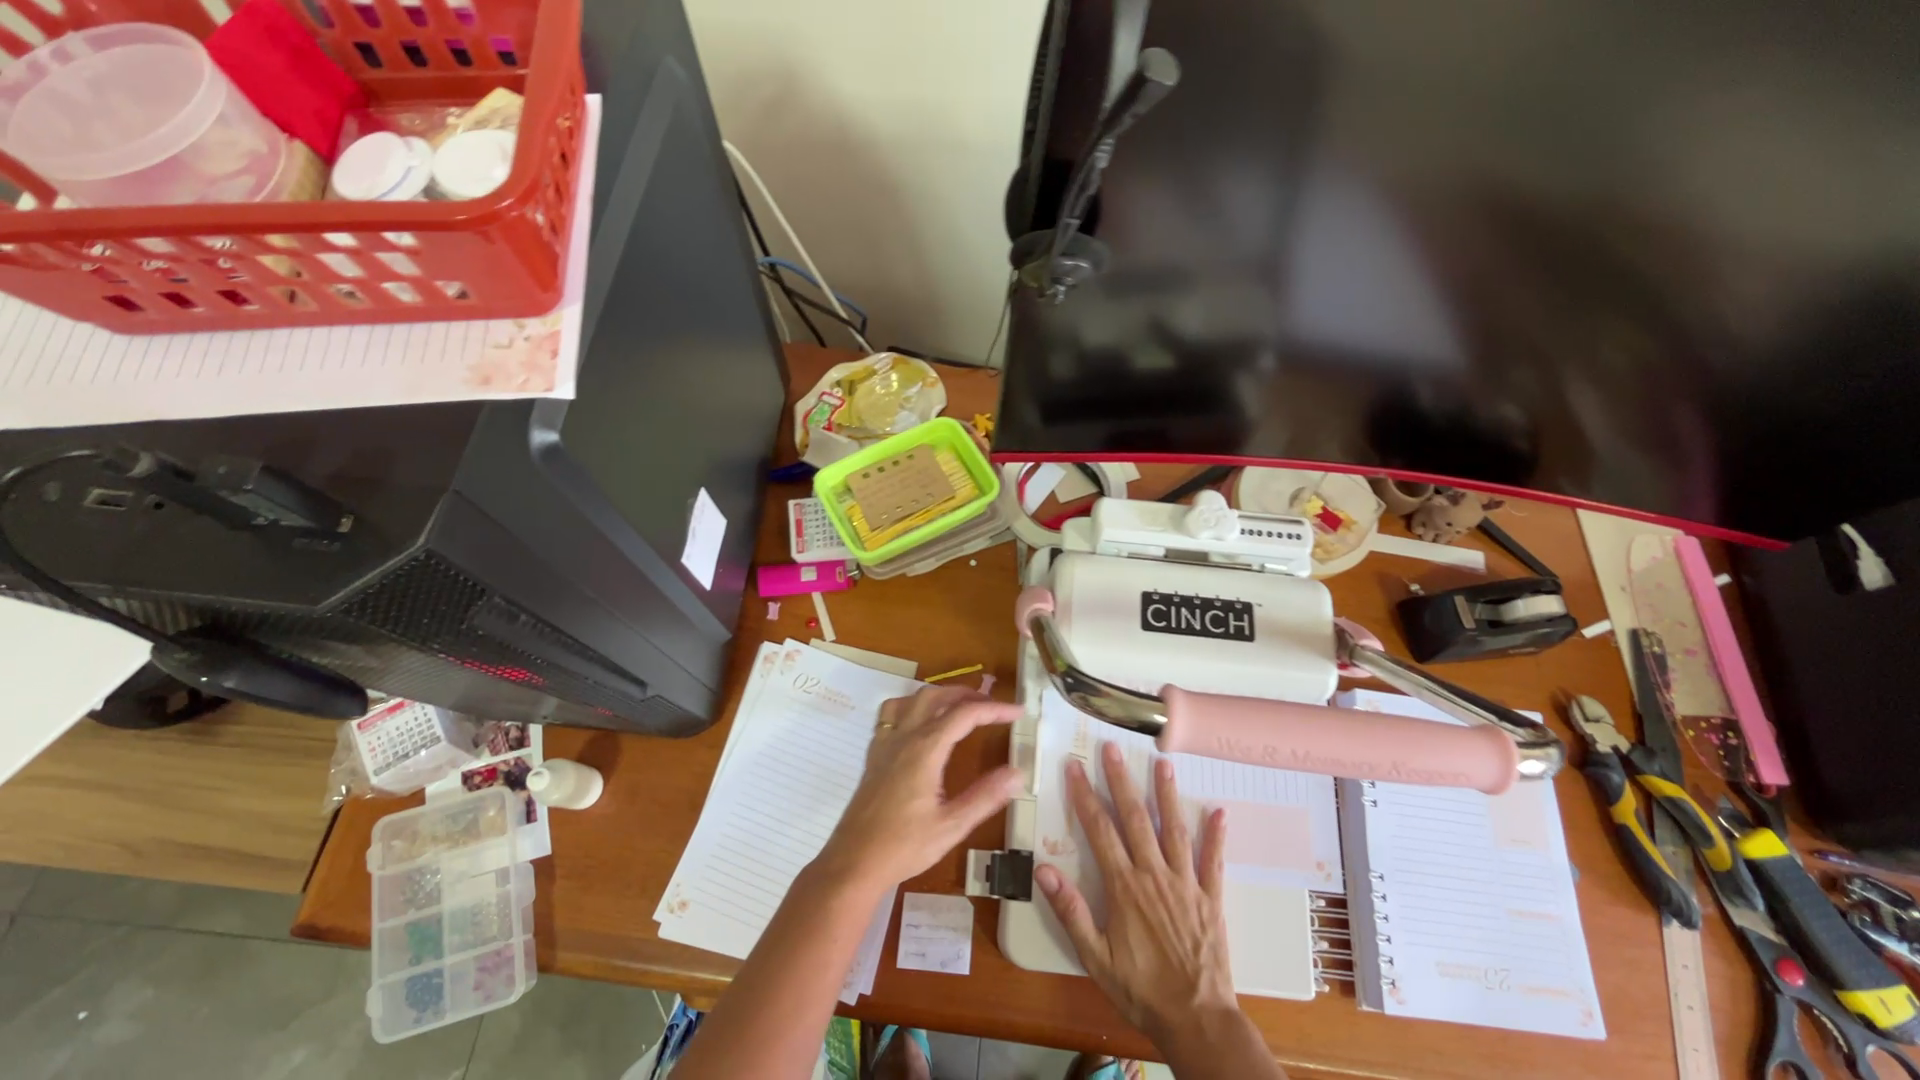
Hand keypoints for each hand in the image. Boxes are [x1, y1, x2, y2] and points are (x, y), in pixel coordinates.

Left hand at [819, 686, 1023, 889]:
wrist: (854, 862)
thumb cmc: (904, 847)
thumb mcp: (951, 826)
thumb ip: (985, 797)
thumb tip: (1017, 773)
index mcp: (925, 750)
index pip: (965, 715)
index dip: (995, 709)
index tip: (1018, 712)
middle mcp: (903, 738)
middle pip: (936, 697)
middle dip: (967, 694)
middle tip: (993, 707)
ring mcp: (885, 745)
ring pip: (912, 700)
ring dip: (939, 696)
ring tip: (961, 707)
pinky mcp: (874, 756)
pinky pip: (891, 714)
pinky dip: (912, 706)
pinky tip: (921, 723)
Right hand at [1035, 742, 1236, 1044]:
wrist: (1196, 1018)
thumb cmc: (1140, 990)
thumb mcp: (1094, 957)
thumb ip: (1071, 911)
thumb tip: (1043, 871)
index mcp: (1123, 887)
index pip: (1099, 830)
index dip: (1084, 795)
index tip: (1074, 767)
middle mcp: (1154, 875)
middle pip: (1135, 818)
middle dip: (1121, 781)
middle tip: (1112, 748)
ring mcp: (1186, 884)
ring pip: (1175, 830)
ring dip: (1167, 795)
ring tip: (1163, 764)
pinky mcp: (1211, 899)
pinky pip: (1213, 861)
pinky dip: (1216, 836)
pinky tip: (1218, 811)